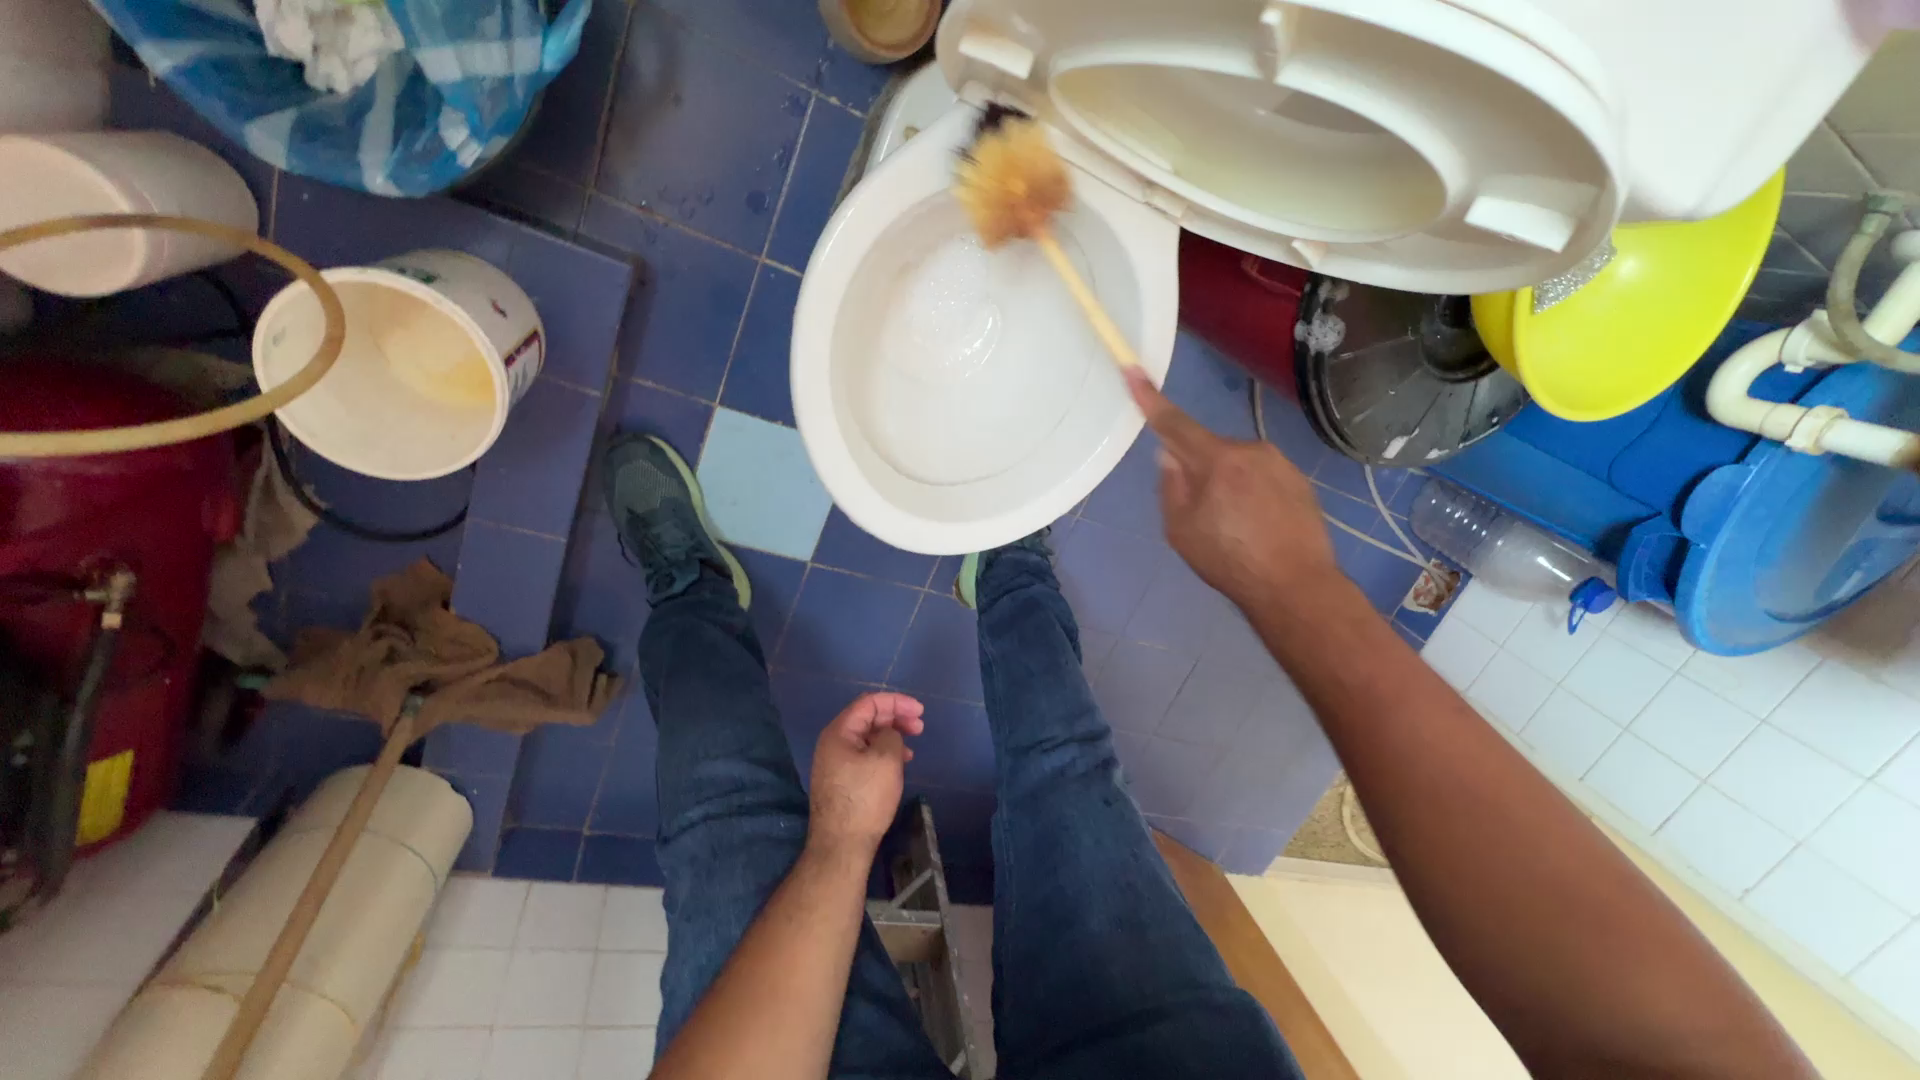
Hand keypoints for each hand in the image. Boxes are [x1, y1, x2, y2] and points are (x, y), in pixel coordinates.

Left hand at [808, 692, 923, 857]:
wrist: (841, 845)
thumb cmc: (865, 798)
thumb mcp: (886, 759)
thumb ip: (891, 735)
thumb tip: (888, 735)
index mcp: (839, 732)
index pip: (869, 703)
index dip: (897, 702)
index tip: (920, 711)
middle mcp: (832, 743)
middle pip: (867, 718)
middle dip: (895, 718)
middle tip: (920, 727)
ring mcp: (834, 763)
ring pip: (867, 738)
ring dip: (891, 736)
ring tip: (912, 748)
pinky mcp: (841, 780)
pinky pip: (864, 755)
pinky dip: (883, 753)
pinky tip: (898, 765)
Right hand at [1124, 368, 1339, 609]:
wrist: (1297, 586)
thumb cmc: (1230, 561)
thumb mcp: (1181, 530)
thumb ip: (1171, 486)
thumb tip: (1170, 455)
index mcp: (1216, 460)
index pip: (1174, 424)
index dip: (1149, 399)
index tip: (1132, 369)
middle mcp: (1250, 450)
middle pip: (1209, 450)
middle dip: (1200, 471)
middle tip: (1204, 516)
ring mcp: (1280, 463)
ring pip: (1238, 465)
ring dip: (1230, 485)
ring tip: (1237, 528)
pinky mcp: (1299, 479)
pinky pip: (1263, 477)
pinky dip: (1254, 495)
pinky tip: (1259, 527)